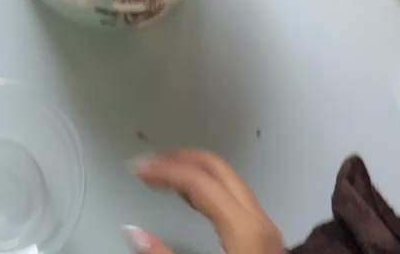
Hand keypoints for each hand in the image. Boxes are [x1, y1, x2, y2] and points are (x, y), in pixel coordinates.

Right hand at [126, 149, 283, 253]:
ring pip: (227, 179)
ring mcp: (266, 228)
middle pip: (216, 167)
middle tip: (149, 163)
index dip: (164, 169)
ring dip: (192, 170)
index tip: (137, 169)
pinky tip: (189, 198)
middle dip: (179, 158)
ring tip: (163, 175)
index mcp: (244, 227)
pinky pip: (233, 197)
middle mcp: (258, 219)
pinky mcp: (265, 240)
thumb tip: (133, 232)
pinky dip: (206, 187)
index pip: (197, 180)